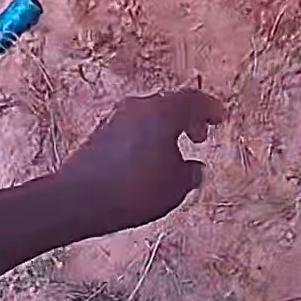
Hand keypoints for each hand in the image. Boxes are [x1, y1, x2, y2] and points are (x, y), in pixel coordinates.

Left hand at [54, 89, 224, 233]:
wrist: (81, 200)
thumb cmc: (134, 191)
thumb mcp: (175, 187)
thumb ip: (190, 173)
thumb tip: (195, 168)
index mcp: (163, 113)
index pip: (193, 100)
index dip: (210, 108)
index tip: (219, 117)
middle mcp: (138, 108)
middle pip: (168, 105)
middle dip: (186, 119)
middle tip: (198, 135)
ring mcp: (115, 119)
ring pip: (148, 118)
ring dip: (164, 131)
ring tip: (173, 152)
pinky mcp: (99, 135)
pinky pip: (131, 131)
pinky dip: (145, 140)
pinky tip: (147, 163)